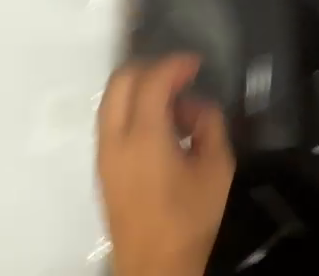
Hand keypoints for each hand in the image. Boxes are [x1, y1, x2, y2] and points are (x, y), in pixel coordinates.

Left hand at [98, 55, 235, 275]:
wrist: (155, 271)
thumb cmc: (189, 221)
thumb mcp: (217, 169)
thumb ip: (210, 125)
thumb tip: (196, 108)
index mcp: (143, 137)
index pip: (152, 80)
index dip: (175, 64)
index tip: (196, 64)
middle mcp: (115, 140)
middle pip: (121, 80)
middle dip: (151, 69)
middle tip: (181, 77)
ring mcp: (103, 155)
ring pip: (111, 99)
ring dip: (139, 89)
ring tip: (173, 104)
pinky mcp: (102, 170)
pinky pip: (111, 121)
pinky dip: (131, 108)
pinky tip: (160, 126)